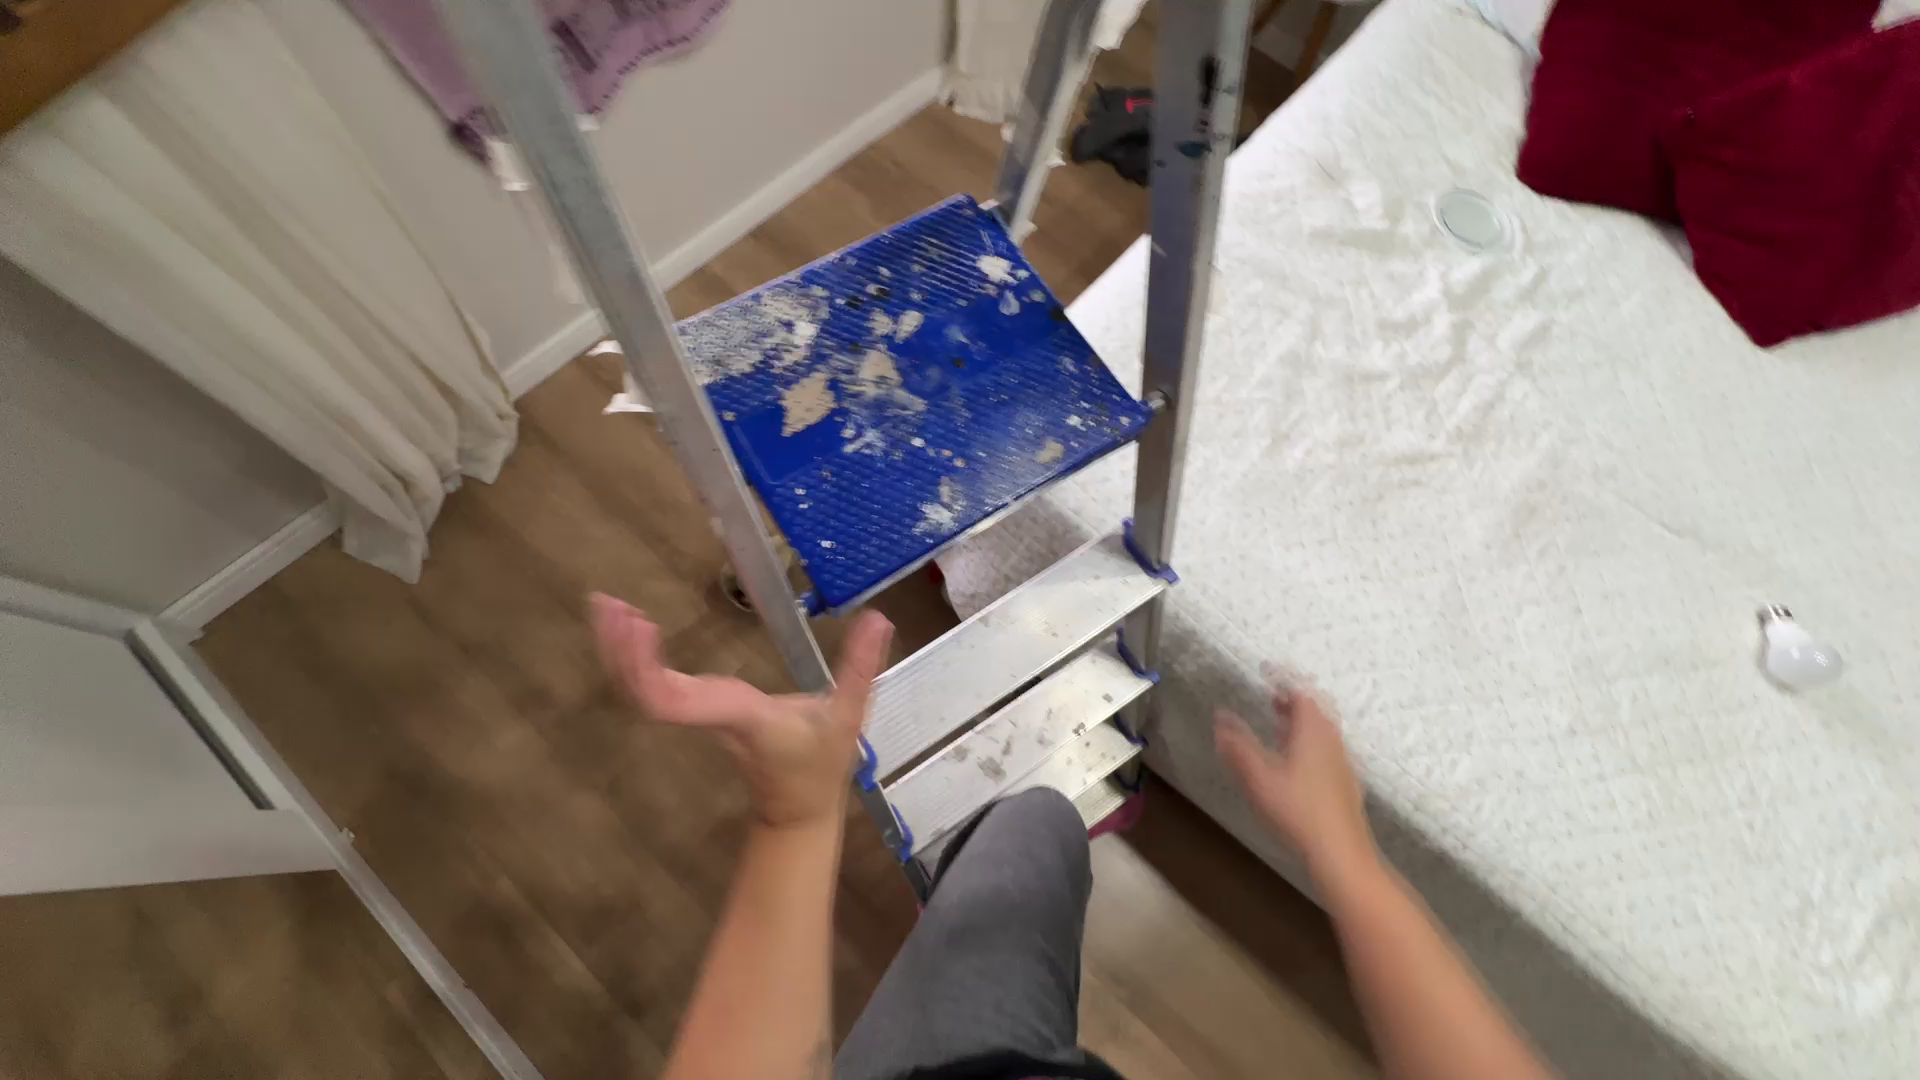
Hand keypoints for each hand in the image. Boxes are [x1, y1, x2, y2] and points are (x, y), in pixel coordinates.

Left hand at [591, 593, 891, 829]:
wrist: (798, 809)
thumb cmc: (821, 765)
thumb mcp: (849, 717)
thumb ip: (861, 668)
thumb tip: (879, 617)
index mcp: (740, 715)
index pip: (679, 699)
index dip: (648, 668)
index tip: (638, 626)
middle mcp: (711, 713)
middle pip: (647, 690)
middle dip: (621, 651)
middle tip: (606, 604)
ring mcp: (700, 713)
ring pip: (642, 689)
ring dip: (620, 651)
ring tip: (606, 606)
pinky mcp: (697, 710)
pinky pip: (656, 686)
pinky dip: (636, 658)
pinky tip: (630, 628)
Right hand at [1215, 686, 1379, 891]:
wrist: (1341, 853)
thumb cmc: (1297, 809)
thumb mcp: (1258, 777)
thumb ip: (1237, 745)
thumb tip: (1219, 717)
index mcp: (1312, 731)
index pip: (1300, 692)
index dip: (1283, 677)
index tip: (1266, 669)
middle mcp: (1332, 740)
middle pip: (1316, 708)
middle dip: (1292, 698)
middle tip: (1271, 696)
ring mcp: (1342, 762)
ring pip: (1322, 729)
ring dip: (1300, 719)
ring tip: (1277, 723)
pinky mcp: (1344, 782)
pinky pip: (1326, 746)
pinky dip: (1308, 739)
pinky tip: (1293, 759)